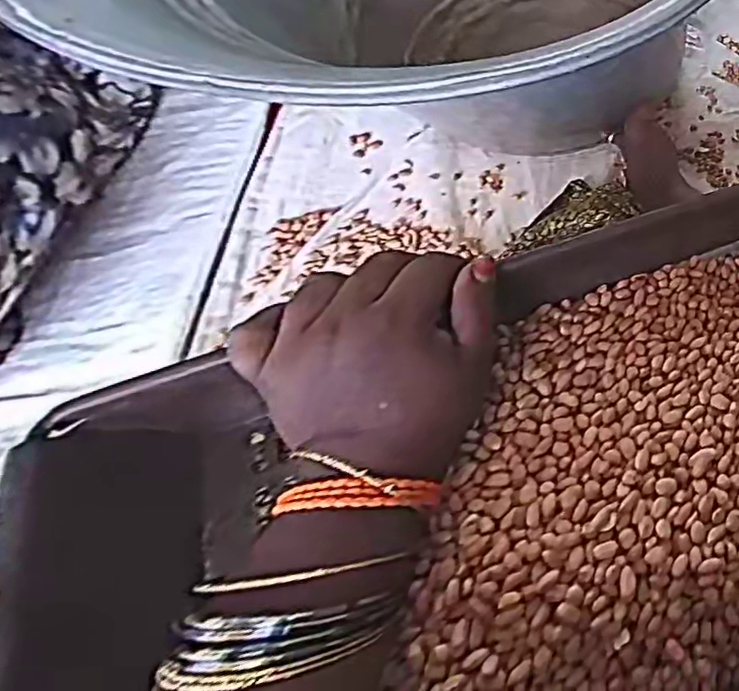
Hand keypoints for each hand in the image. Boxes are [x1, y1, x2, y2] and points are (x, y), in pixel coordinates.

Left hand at [227, 252, 498, 480]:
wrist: (370, 474)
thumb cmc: (431, 417)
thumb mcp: (474, 360)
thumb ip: (476, 306)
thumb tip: (478, 265)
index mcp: (397, 316)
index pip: (431, 264)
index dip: (452, 271)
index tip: (458, 289)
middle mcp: (343, 318)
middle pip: (381, 265)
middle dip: (410, 274)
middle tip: (423, 302)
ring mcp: (297, 339)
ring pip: (325, 282)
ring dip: (353, 288)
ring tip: (371, 313)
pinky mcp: (265, 365)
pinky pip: (260, 322)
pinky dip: (283, 317)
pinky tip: (310, 325)